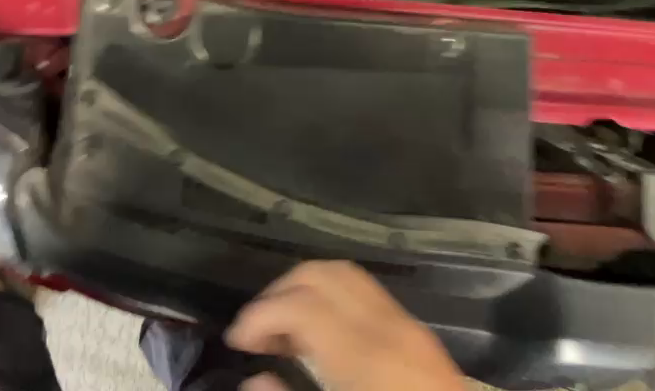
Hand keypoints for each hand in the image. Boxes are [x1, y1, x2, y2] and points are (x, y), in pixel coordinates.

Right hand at [226, 261, 469, 390]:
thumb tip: (254, 379)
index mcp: (366, 355)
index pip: (300, 303)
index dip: (259, 314)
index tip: (236, 341)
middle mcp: (387, 326)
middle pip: (320, 275)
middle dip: (278, 293)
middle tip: (256, 331)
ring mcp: (407, 324)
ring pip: (344, 273)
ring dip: (304, 288)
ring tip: (283, 326)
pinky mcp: (418, 332)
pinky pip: (364, 290)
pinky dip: (331, 295)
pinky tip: (320, 330)